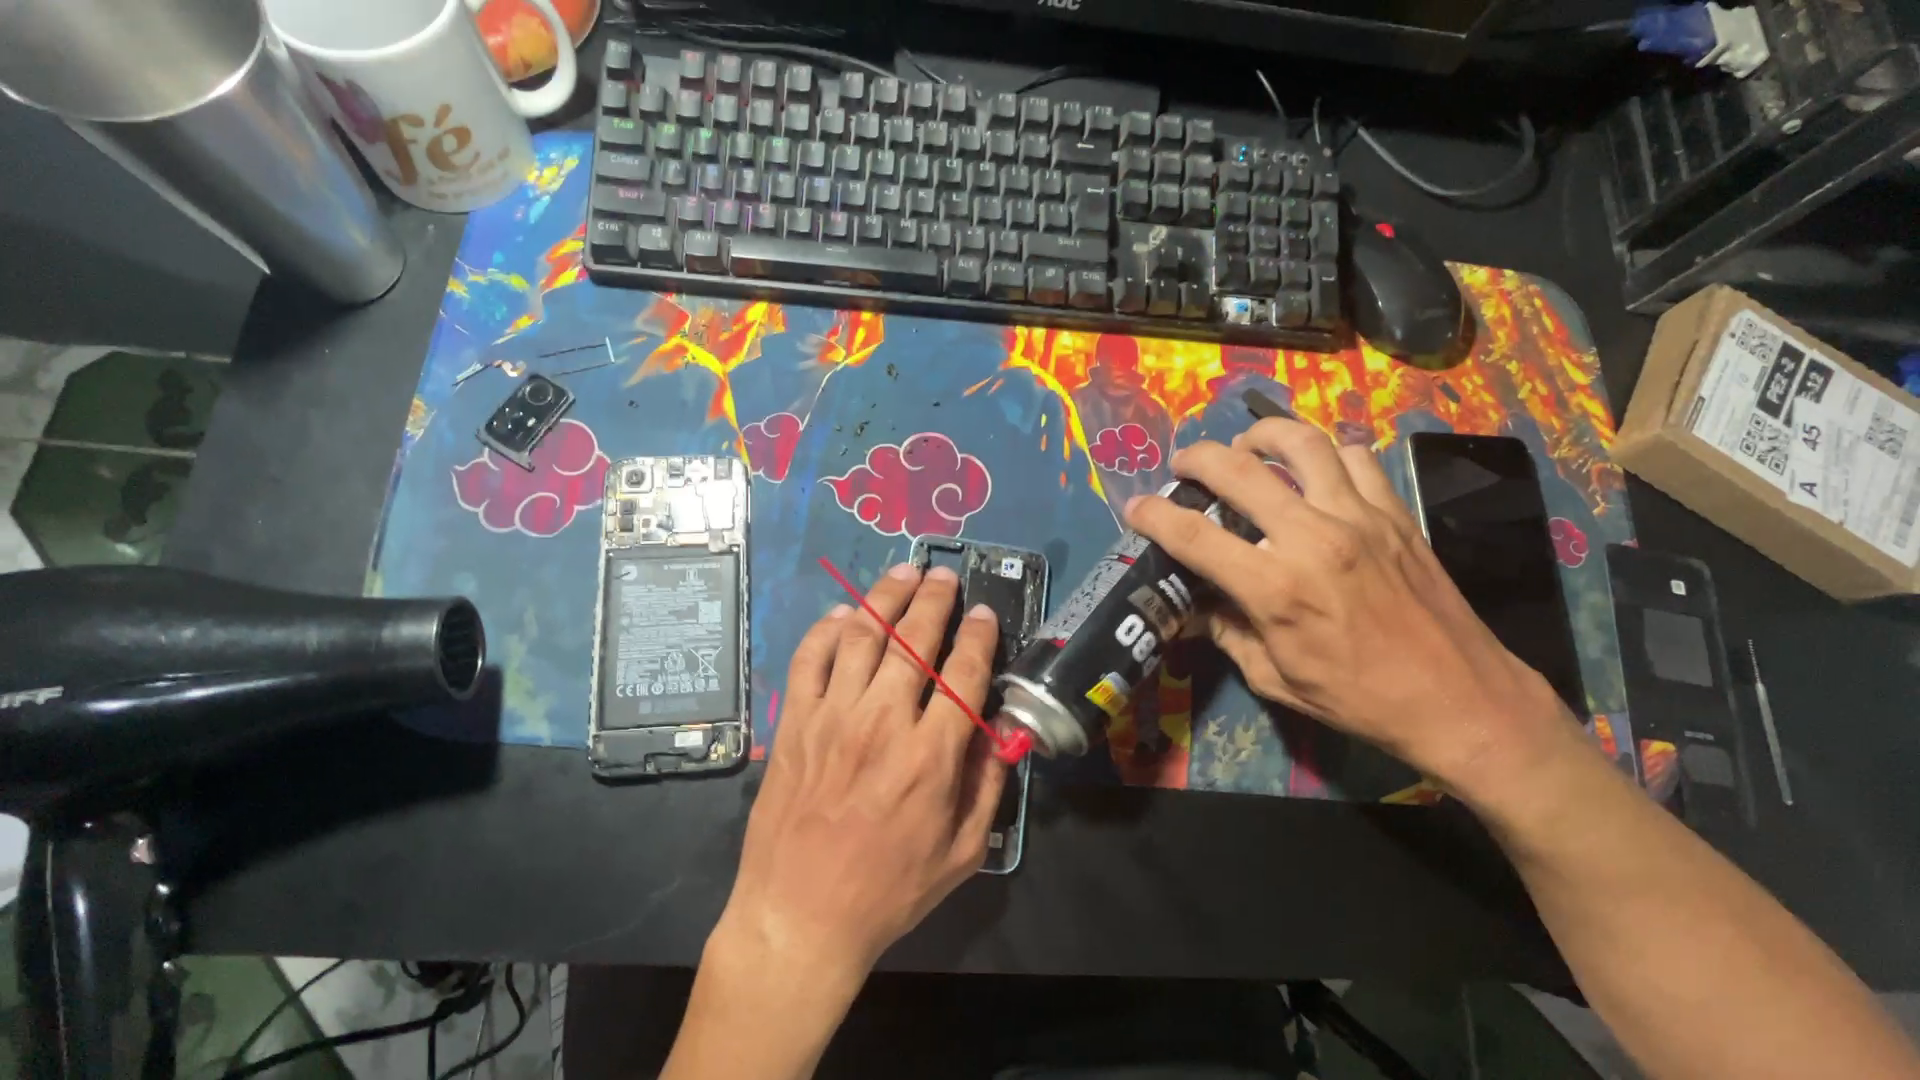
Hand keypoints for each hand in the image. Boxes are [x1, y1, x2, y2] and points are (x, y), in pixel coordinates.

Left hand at [713, 563, 1005, 986]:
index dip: (979, 636)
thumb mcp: (960, 853)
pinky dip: (825, 629)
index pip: (964, 674)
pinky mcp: (793, 723)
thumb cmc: (888, 891)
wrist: (800, 916)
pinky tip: (842, 613)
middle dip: (934, 599)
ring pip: (861, 637)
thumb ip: (987, 784)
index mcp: (930, 756)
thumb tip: (1003, 730)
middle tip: (945, 575)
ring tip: (903, 572)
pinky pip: (809, 659)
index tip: (986, 613)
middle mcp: (882, 723)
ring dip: (885, 598)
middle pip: (913, 640)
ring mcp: (831, 718)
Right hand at [1125, 418, 1580, 797]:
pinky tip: (1315, 472)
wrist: (1457, 697)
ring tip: (1248, 447)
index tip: (1134, 507)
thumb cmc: (1357, 698)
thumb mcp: (1275, 678)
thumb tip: (1196, 606)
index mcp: (1274, 588)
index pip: (1194, 536)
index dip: (1153, 516)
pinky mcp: (1395, 513)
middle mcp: (1312, 538)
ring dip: (1263, 435)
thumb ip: (1228, 632)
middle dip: (1197, 458)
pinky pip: (1355, 458)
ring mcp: (1359, 517)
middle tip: (1183, 465)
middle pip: (1239, 470)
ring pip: (1302, 443)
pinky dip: (1325, 455)